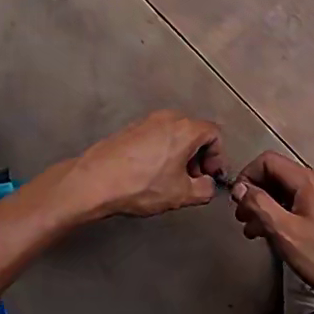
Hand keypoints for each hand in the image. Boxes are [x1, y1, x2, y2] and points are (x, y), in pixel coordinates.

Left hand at [65, 110, 225, 219]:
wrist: (96, 181)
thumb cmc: (137, 184)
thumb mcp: (182, 194)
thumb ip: (205, 189)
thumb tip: (206, 186)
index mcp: (185, 129)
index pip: (214, 135)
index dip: (217, 157)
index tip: (210, 174)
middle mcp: (167, 119)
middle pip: (194, 132)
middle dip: (198, 156)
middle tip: (193, 179)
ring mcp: (146, 122)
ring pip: (174, 134)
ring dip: (180, 155)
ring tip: (171, 180)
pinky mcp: (130, 130)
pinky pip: (156, 137)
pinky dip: (161, 152)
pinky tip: (151, 175)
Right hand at [231, 151, 313, 310]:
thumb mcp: (284, 231)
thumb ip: (259, 204)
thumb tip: (240, 188)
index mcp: (308, 181)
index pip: (267, 161)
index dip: (247, 176)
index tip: (237, 201)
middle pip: (277, 175)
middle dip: (255, 194)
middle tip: (242, 218)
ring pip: (287, 192)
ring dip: (266, 207)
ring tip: (253, 230)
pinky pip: (299, 205)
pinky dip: (282, 215)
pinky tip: (274, 235)